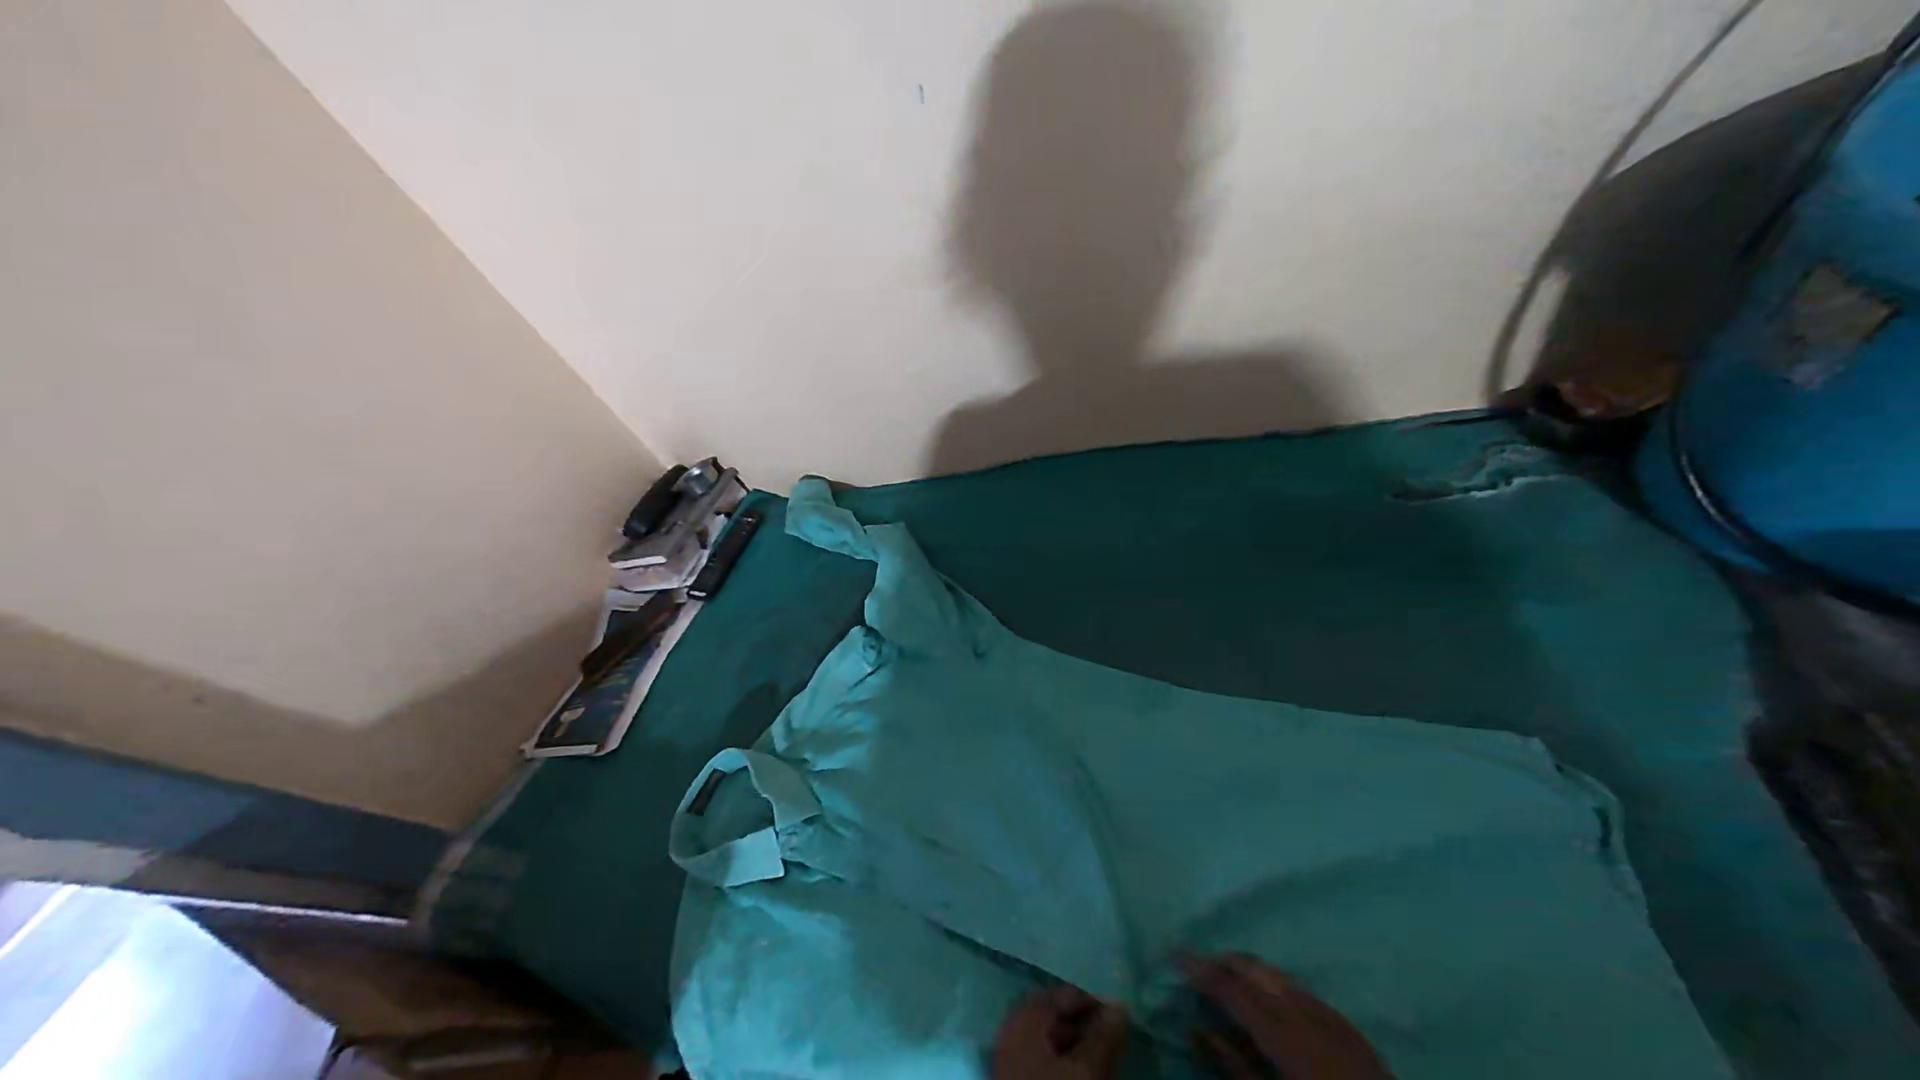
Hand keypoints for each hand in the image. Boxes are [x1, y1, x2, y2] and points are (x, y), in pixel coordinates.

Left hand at [991, 983, 1129, 1079]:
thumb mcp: (1086, 1072)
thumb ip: (1103, 1038)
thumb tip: (1119, 1006)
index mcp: (1023, 1024)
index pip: (1060, 996)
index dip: (1090, 1001)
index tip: (1119, 1015)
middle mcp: (1013, 1038)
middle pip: (1056, 1020)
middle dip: (1088, 1028)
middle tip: (1117, 1039)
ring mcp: (1014, 1066)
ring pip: (1054, 1046)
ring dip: (1081, 1049)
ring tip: (1110, 1062)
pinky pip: (1048, 1067)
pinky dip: (1072, 1068)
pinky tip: (1093, 1074)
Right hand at [1183, 954, 1392, 1079]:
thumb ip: (1233, 1066)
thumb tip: (1199, 1028)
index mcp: (1281, 1034)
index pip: (1230, 988)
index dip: (1199, 969)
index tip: (1174, 956)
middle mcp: (1304, 1013)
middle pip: (1255, 970)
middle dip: (1223, 962)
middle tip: (1197, 967)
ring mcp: (1330, 1017)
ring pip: (1279, 975)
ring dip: (1249, 970)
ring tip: (1228, 978)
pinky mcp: (1348, 1028)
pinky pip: (1302, 991)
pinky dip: (1276, 984)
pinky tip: (1271, 999)